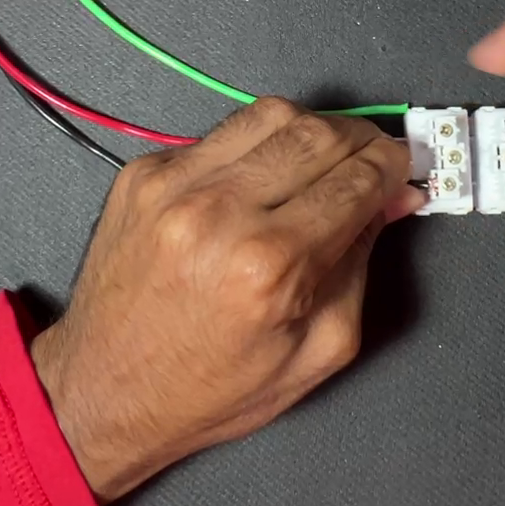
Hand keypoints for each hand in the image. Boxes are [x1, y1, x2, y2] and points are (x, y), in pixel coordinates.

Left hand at [30, 98, 423, 502]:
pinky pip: (222, 132)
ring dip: (313, 127)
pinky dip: (258, 142)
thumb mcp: (318, 350)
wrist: (102, 391)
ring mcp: (173, 182)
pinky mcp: (143, 171)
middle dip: (361, 138)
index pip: (355, 181)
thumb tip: (393, 196)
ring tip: (323, 157)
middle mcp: (219, 210)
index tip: (403, 167)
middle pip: (318, 133)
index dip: (392, 166)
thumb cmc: (214, 388)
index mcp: (269, 264)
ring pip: (270, 114)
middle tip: (372, 158)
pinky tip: (263, 172)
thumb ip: (362, 264)